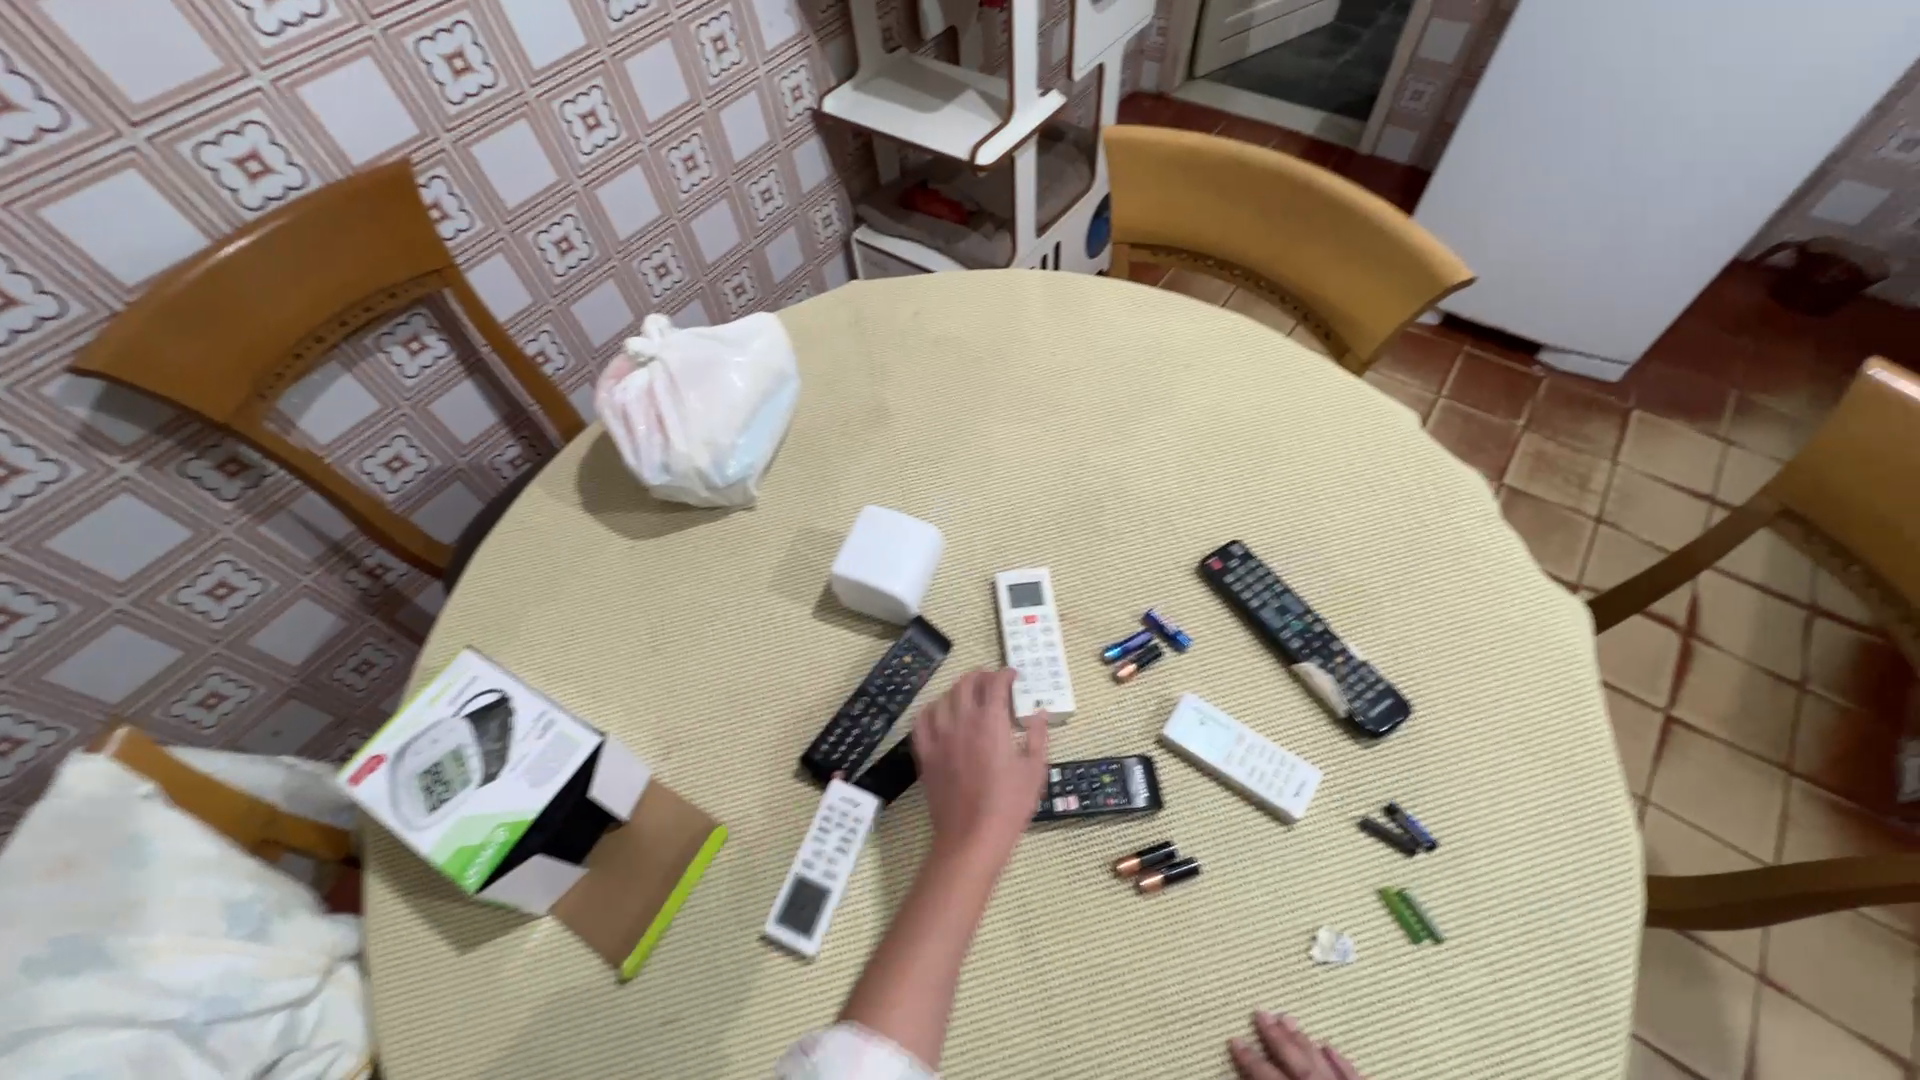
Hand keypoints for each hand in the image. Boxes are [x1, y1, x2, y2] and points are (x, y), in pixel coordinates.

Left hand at [911, 668, 1049, 862]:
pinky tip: (940, 713)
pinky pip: (922, 721)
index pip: (995, 684)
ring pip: (943, 698)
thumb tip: (1039, 714)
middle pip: (966, 684)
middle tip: (992, 681)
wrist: (971, 838)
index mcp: (991, 723)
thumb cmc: (1008, 806)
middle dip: (980, 676)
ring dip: (957, 690)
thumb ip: (1038, 736)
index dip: (1005, 675)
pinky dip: (932, 710)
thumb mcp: (1034, 770)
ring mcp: (939, 737)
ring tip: (968, 694)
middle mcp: (962, 722)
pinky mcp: (925, 754)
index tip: (1013, 676)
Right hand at [1229, 1011, 1365, 1079]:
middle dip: (1275, 1035)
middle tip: (1260, 1011)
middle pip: (1294, 1059)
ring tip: (1287, 1018)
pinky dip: (1339, 1059)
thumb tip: (1245, 1077)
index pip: (1267, 1074)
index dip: (1249, 1057)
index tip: (1235, 1039)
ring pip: (1320, 1060)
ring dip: (1302, 1040)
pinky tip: (1328, 1045)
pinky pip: (1352, 1074)